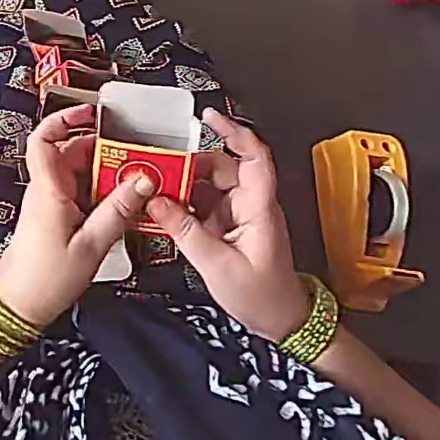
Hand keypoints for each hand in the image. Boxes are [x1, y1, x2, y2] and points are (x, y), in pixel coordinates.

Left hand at [0, 104, 155, 325]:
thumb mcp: (91, 245)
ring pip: (83, 173)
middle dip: (107, 151)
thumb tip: (144, 180)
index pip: (45, 137)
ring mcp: (52, 201)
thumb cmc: (45, 278)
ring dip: (109, 174)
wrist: (17, 307)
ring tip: (138, 183)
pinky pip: (83, 192)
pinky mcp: (58, 215)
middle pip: (75, 153)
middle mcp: (48, 188)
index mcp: (49, 188)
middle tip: (138, 159)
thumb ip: (118, 211)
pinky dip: (104, 193)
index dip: (66, 118)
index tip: (93, 113)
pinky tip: (124, 205)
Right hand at [145, 109, 309, 340]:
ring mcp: (241, 215)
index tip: (208, 116)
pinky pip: (207, 205)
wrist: (282, 322)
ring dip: (186, 186)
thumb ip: (185, 232)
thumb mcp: (217, 266)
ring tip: (160, 190)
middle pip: (223, 168)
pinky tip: (168, 211)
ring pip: (212, 186)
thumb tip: (157, 202)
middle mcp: (251, 204)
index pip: (253, 156)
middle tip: (163, 166)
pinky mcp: (231, 227)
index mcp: (259, 207)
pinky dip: (187, 204)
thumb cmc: (263, 297)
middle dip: (192, 164)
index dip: (233, 131)